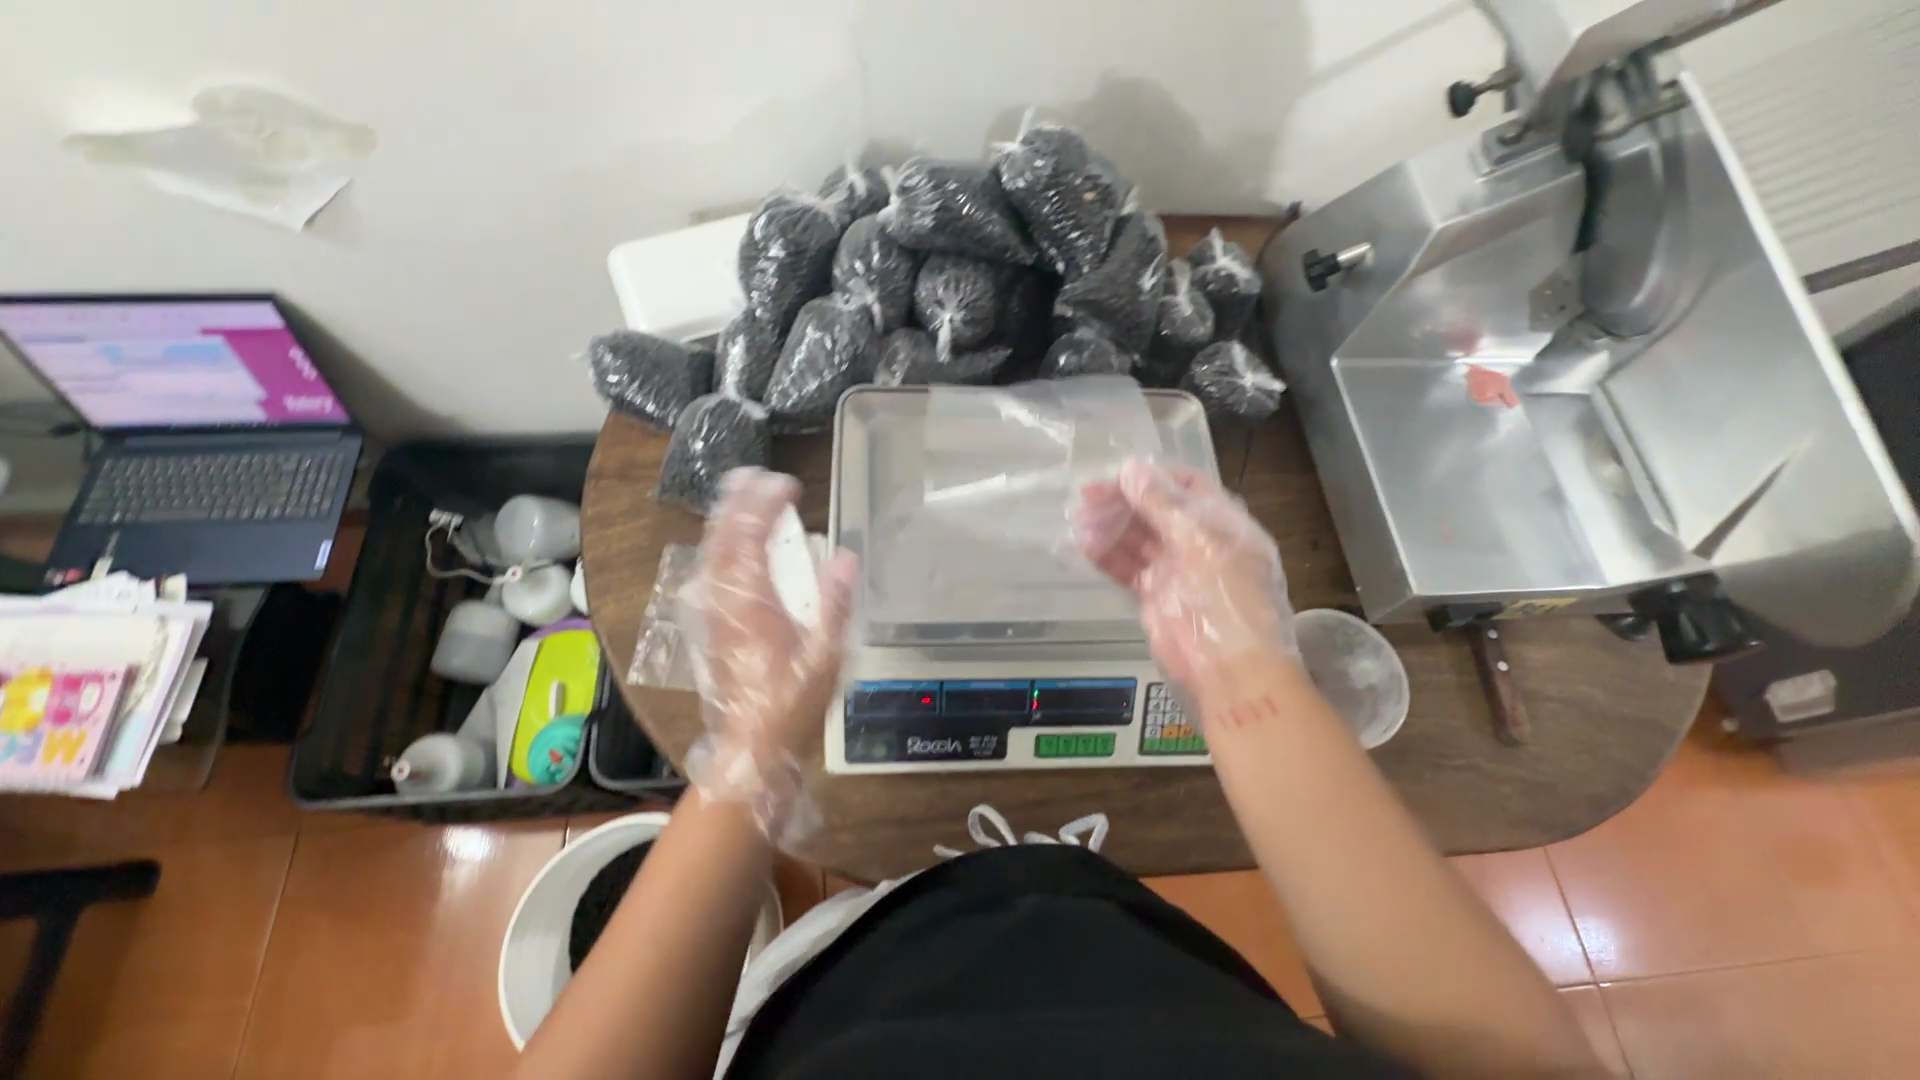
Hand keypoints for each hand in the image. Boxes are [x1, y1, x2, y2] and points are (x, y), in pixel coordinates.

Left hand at [684, 468, 856, 839]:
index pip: (751, 539)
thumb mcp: (825, 660)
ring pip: (712, 554)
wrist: (749, 750)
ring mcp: (711, 615)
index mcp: (750, 606)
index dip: (766, 506)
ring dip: (728, 521)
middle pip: (724, 539)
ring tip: (744, 496)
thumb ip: (835, 606)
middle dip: (739, 503)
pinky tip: (735, 544)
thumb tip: (846, 558)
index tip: (788, 486)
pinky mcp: (710, 627)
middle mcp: (722, 603)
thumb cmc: (789, 708)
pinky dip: (723, 546)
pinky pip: (711, 572)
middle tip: (757, 475)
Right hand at [1075, 460, 1295, 691]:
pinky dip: (1107, 555)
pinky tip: (1084, 544)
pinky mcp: (1156, 596)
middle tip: (1086, 496)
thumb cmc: (1227, 597)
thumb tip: (1132, 469)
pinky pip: (1128, 568)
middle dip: (1123, 501)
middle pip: (1157, 510)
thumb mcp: (1201, 541)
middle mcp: (1201, 542)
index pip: (1186, 487)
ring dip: (1110, 526)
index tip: (1118, 474)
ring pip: (1138, 538)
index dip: (1152, 477)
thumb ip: (1164, 504)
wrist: (1230, 669)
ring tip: (1078, 519)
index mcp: (1224, 523)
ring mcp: (1178, 570)